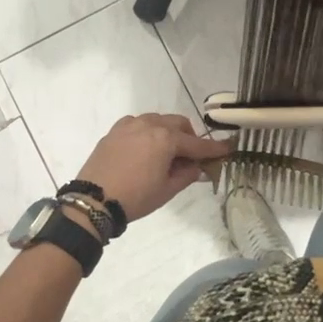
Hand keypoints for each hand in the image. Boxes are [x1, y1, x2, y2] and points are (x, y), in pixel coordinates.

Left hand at [75, 114, 231, 221]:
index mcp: (166, 139)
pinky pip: (138, 123)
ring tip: (167, 152)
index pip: (197, 143)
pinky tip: (145, 148)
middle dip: (189, 137)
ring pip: (158, 120)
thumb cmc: (136, 197)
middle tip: (191, 156)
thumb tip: (199, 167)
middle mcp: (149, 125)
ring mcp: (129, 125)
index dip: (214, 149)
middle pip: (179, 124)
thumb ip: (187, 174)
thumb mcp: (167, 189)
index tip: (228, 149)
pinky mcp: (114, 131)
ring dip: (168, 132)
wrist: (94, 201)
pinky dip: (148, 131)